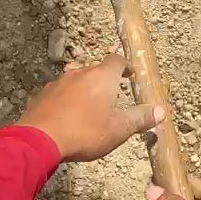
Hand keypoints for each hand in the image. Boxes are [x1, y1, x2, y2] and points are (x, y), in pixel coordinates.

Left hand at [18, 55, 162, 162]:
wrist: (40, 138)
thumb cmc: (85, 131)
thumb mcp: (119, 129)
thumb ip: (140, 118)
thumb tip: (161, 110)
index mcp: (102, 77)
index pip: (116, 61)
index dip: (125, 66)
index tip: (130, 73)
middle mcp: (80, 73)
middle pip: (95, 69)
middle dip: (104, 78)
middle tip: (112, 91)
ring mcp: (58, 82)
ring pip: (75, 78)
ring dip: (84, 87)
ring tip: (89, 102)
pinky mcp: (43, 95)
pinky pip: (59, 92)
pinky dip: (67, 98)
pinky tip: (67, 113)